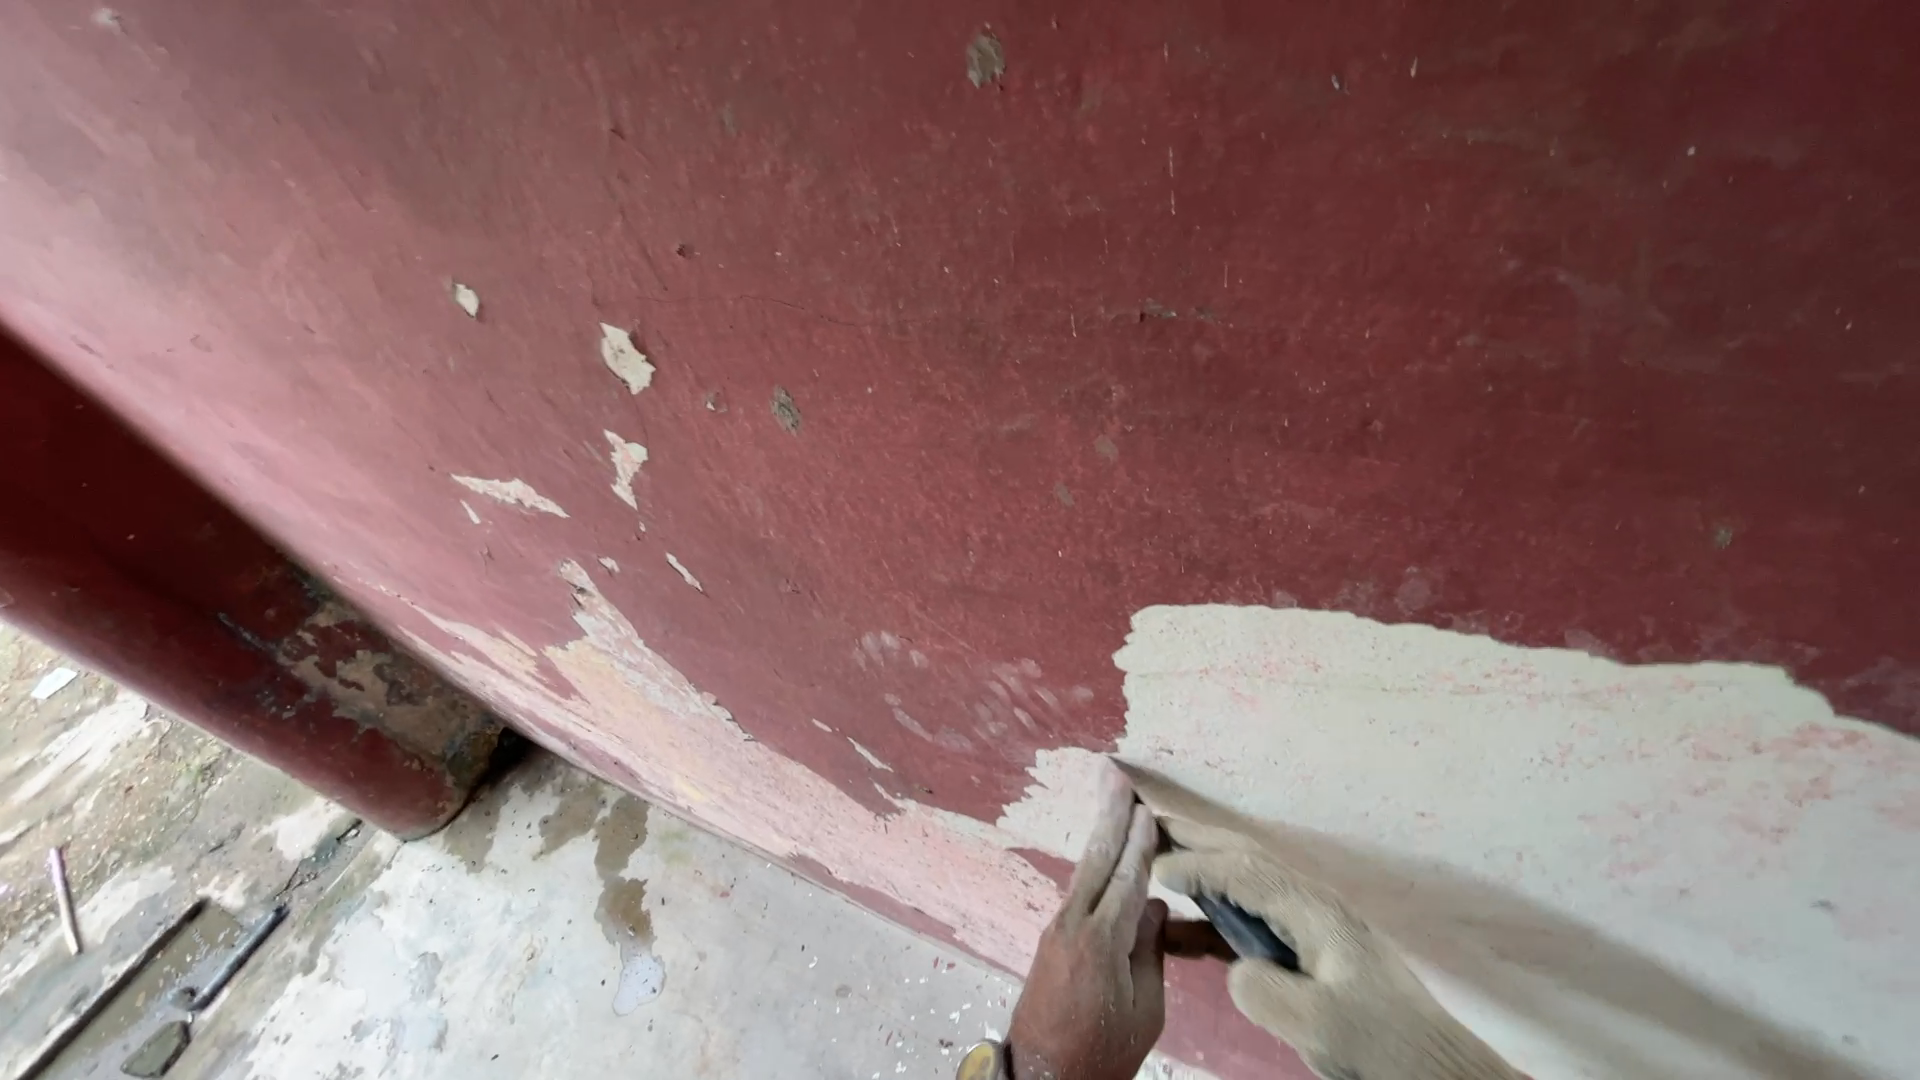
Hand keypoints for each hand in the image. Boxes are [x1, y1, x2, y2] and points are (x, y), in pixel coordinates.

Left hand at [1006, 762, 1166, 1079]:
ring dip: (1100, 829)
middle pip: (1097, 857)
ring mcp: (1058, 923)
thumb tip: (1154, 907)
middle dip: (1109, 813)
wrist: (1044, 1073)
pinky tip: (1103, 844)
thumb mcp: (1144, 1011)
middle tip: (1114, 772)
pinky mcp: (1053, 932)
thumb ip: (1149, 954)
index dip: (1141, 844)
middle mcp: (1074, 921)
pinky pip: (1080, 886)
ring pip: (1085, 867)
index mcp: (1101, 941)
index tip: (1147, 807)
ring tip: (1110, 793)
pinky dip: (1095, 858)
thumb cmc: (1103, 1050)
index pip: (1128, 880)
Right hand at [1148, 803, 1523, 1079]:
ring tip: (1151, 857)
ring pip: (1240, 880)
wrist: (1435, 1070)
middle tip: (1144, 820)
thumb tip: (1235, 969)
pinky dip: (1208, 915)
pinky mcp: (1301, 950)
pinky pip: (1244, 920)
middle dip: (1193, 837)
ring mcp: (1304, 924)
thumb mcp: (1323, 1025)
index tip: (1154, 866)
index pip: (1243, 871)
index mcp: (1312, 910)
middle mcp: (1306, 903)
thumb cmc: (1382, 1044)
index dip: (1197, 864)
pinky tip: (1177, 930)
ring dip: (1197, 865)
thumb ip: (1266, 991)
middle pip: (1241, 855)